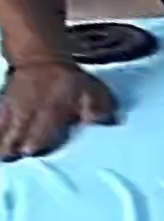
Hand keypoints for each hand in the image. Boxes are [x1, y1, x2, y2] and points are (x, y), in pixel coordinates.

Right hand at [0, 60, 117, 160]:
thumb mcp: (96, 94)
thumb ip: (97, 109)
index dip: (36, 140)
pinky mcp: (4, 100)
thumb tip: (97, 121)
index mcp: (54, 108)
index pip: (44, 128)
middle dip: (11, 144)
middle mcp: (29, 108)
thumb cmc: (73, 82)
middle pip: (20, 129)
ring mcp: (13, 103)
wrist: (42, 61)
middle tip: (5, 159)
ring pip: (5, 123)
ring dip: (0, 138)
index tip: (28, 152)